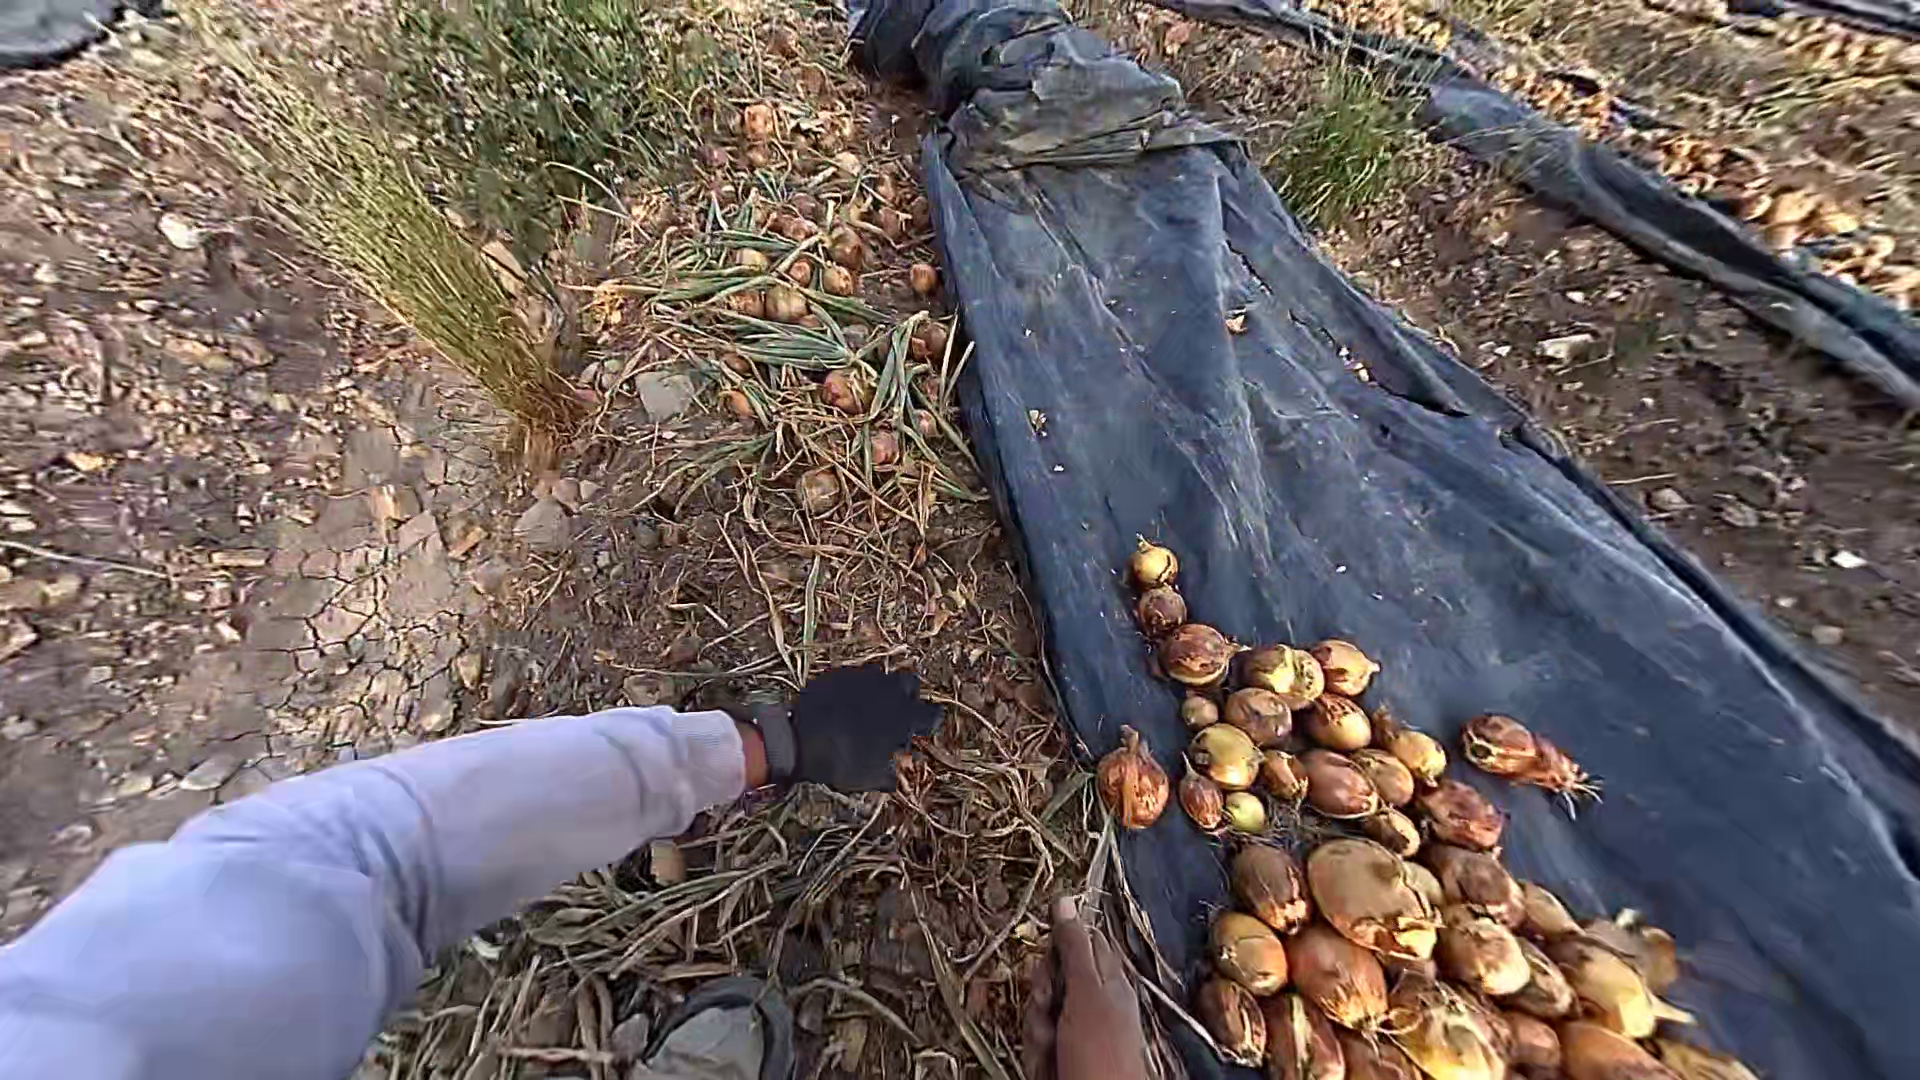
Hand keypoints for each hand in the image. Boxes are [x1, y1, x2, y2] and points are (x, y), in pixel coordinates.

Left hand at [771, 663, 942, 790]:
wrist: (799, 738)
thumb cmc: (841, 762)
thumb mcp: (869, 777)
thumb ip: (889, 775)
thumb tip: (896, 777)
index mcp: (904, 715)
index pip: (933, 713)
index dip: (930, 722)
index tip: (922, 730)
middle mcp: (890, 690)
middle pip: (911, 683)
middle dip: (909, 694)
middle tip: (898, 711)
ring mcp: (865, 677)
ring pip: (883, 675)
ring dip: (881, 689)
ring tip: (869, 707)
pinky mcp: (842, 672)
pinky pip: (856, 676)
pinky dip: (856, 688)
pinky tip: (844, 703)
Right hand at [1023, 897, 1150, 1079]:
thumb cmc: (1102, 1055)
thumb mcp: (1087, 993)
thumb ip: (1073, 947)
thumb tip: (1064, 897)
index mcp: (1108, 980)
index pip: (1081, 940)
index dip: (1061, 942)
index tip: (1049, 951)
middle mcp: (1093, 1002)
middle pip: (1054, 974)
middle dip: (1042, 991)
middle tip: (1047, 1007)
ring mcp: (1076, 1033)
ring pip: (1041, 1010)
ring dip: (1036, 1028)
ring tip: (1049, 1048)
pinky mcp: (1060, 1060)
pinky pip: (1037, 1044)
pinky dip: (1037, 1055)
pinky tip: (1045, 1067)